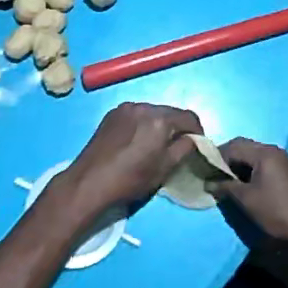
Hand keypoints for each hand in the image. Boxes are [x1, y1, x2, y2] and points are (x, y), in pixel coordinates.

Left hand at [61, 102, 201, 216]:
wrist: (90, 182)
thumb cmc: (131, 179)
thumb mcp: (165, 168)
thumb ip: (185, 148)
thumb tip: (193, 139)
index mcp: (159, 118)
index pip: (189, 117)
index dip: (197, 132)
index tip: (197, 147)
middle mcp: (143, 106)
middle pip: (169, 112)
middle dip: (177, 127)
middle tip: (178, 147)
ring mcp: (124, 108)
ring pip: (152, 112)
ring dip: (159, 125)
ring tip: (155, 145)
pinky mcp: (111, 114)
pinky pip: (135, 115)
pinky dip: (142, 124)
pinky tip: (137, 142)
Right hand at [215, 139, 287, 246]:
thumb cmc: (275, 210)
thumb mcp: (246, 199)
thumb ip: (225, 186)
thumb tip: (208, 182)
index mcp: (264, 153)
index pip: (233, 146)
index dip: (216, 156)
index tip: (204, 168)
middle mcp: (272, 150)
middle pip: (243, 146)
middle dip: (226, 158)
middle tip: (212, 172)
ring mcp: (280, 160)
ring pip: (251, 154)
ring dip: (237, 163)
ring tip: (224, 178)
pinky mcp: (283, 170)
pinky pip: (260, 162)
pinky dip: (247, 168)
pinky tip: (240, 182)